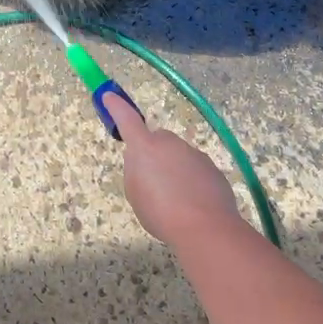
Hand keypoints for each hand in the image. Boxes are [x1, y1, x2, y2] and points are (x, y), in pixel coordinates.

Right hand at [107, 96, 246, 244]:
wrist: (206, 228)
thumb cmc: (160, 211)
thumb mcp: (135, 193)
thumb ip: (135, 171)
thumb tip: (142, 162)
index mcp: (144, 146)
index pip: (126, 119)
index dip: (116, 107)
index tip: (109, 95)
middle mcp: (170, 143)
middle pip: (158, 140)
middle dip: (154, 154)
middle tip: (153, 181)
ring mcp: (194, 154)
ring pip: (179, 156)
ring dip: (175, 170)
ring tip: (176, 201)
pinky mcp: (212, 169)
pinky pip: (196, 170)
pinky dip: (192, 182)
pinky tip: (194, 206)